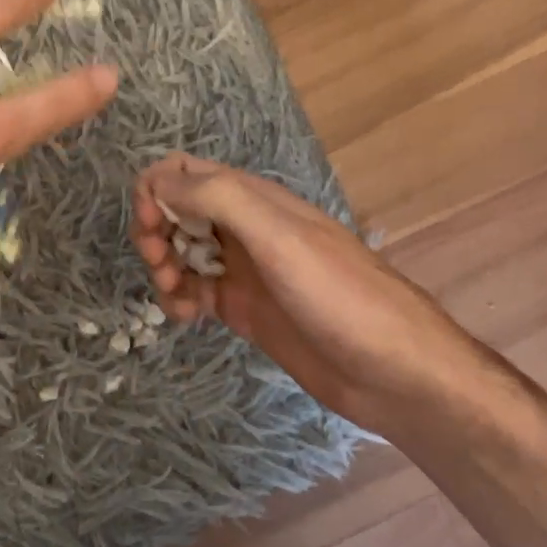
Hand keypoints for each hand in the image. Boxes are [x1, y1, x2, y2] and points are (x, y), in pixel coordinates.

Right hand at [132, 153, 494, 432]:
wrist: (396, 374)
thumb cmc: (339, 296)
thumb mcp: (278, 236)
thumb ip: (217, 198)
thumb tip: (156, 183)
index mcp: (254, 198)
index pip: (185, 172)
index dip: (157, 191)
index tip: (151, 228)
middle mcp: (244, 228)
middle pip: (177, 211)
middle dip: (155, 232)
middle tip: (158, 265)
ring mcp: (244, 270)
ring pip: (181, 252)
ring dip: (163, 267)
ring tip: (173, 296)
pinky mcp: (243, 309)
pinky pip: (194, 292)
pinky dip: (179, 299)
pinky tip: (185, 318)